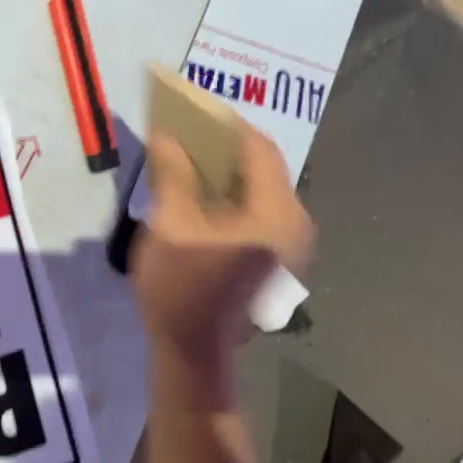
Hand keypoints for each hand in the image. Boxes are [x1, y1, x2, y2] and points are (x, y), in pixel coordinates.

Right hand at [131, 125, 313, 405]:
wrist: (193, 353)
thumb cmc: (183, 287)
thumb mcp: (171, 225)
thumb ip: (173, 175)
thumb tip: (168, 136)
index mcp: (277, 212)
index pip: (257, 147)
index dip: (223, 122)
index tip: (189, 108)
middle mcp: (294, 223)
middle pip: (261, 167)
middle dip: (221, 146)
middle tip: (183, 132)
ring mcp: (288, 244)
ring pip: (257, 190)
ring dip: (223, 171)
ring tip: (184, 158)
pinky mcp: (273, 258)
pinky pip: (254, 211)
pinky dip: (227, 196)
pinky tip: (197, 196)